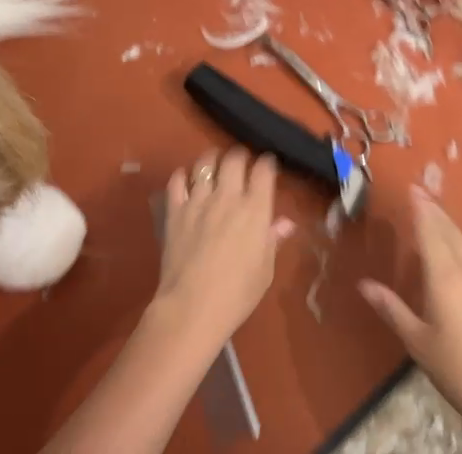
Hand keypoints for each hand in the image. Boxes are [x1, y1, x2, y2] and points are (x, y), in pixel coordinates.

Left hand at [155, 148, 294, 343]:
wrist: (192, 306)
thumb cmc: (237, 293)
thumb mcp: (265, 270)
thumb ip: (272, 240)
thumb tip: (285, 223)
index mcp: (255, 209)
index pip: (263, 171)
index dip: (266, 163)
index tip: (267, 165)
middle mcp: (227, 197)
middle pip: (234, 159)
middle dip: (240, 155)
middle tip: (240, 163)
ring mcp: (198, 201)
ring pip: (205, 164)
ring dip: (211, 160)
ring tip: (213, 164)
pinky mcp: (175, 210)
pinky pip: (177, 181)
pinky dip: (182, 176)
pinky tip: (186, 180)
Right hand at [359, 187, 461, 438]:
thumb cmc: (457, 369)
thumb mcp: (417, 341)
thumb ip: (392, 309)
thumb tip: (364, 285)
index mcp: (445, 277)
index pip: (431, 232)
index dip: (421, 209)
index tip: (413, 188)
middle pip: (450, 232)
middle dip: (434, 211)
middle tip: (420, 192)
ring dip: (449, 225)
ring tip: (435, 214)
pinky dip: (461, 243)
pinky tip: (458, 250)